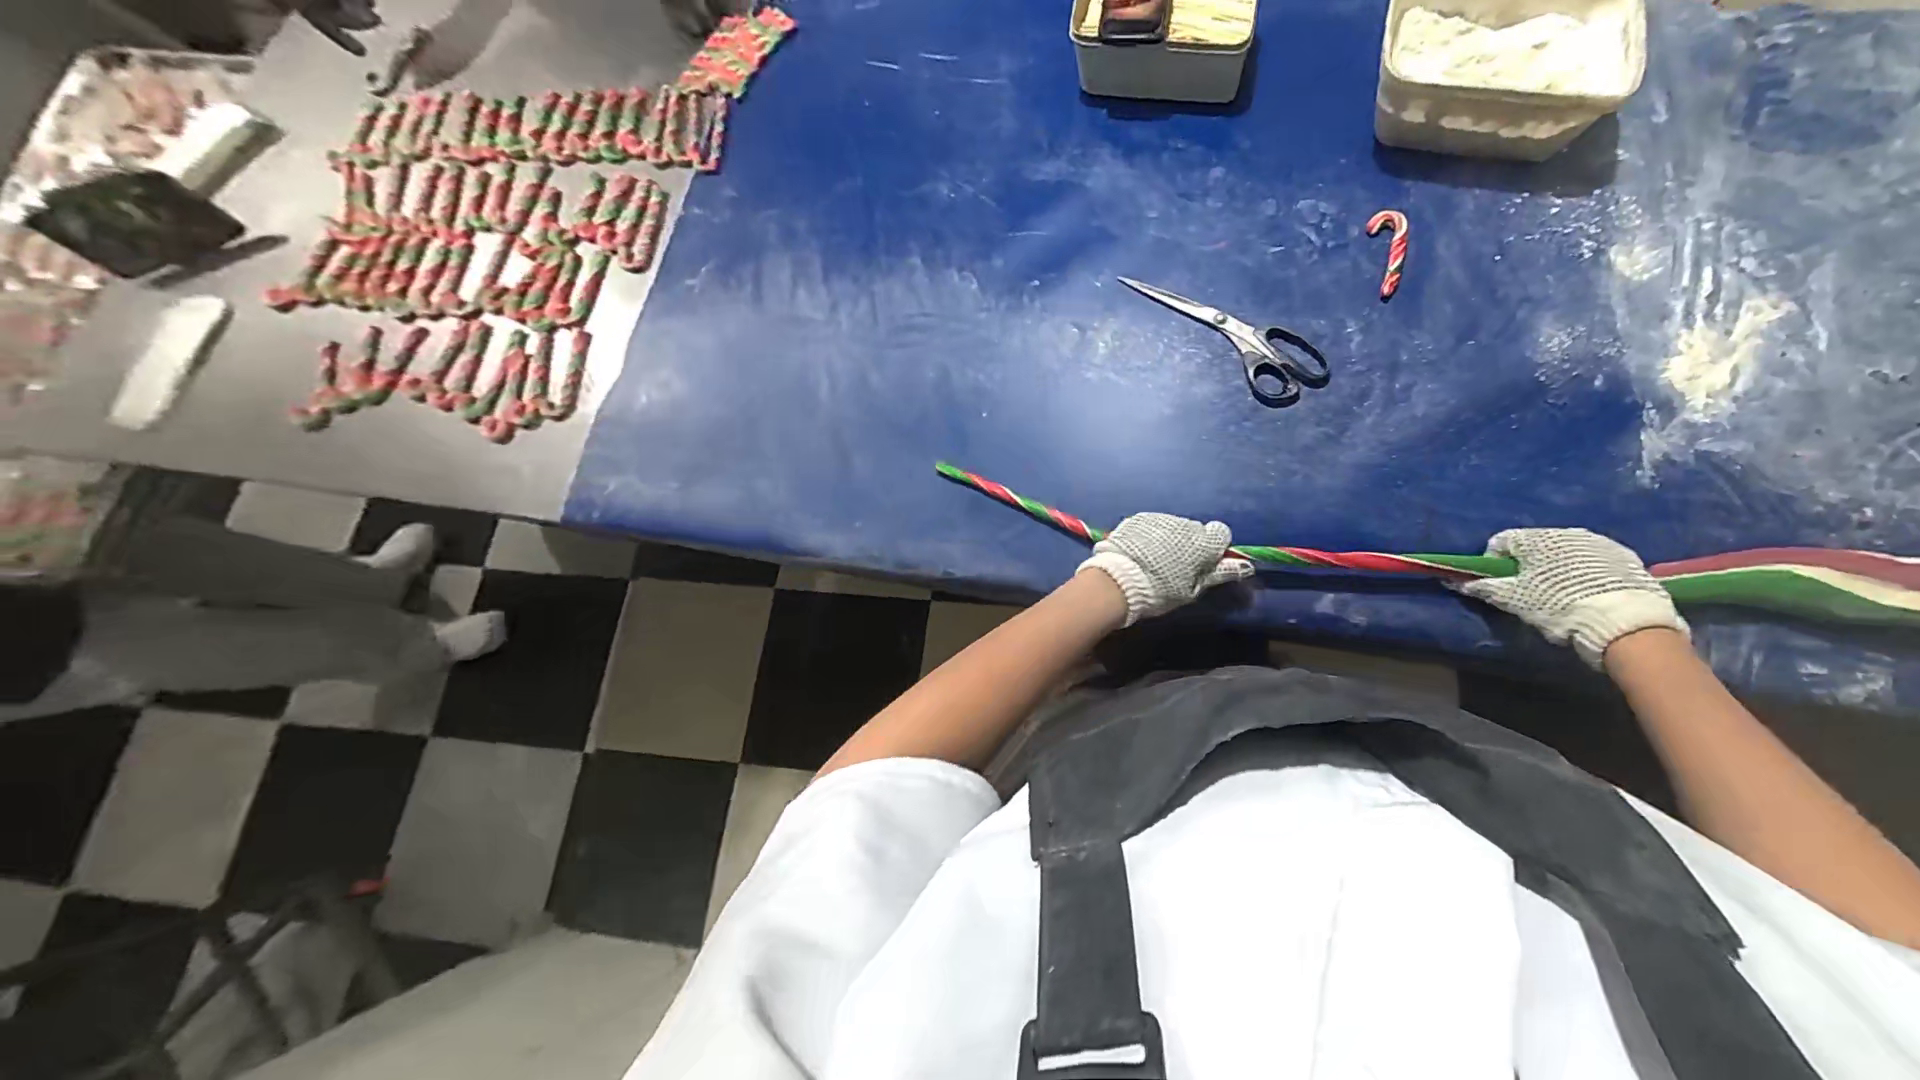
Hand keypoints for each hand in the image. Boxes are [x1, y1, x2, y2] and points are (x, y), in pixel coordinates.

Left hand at [1078, 513, 1253, 626]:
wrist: (1118, 581)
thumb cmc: (1161, 590)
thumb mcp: (1193, 589)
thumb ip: (1219, 574)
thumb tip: (1246, 567)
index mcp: (1203, 542)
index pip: (1221, 534)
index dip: (1213, 548)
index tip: (1203, 562)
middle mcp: (1184, 524)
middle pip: (1195, 530)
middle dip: (1189, 544)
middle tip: (1175, 566)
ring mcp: (1159, 518)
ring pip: (1172, 527)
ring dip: (1168, 538)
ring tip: (1152, 560)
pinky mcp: (1137, 518)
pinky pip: (1151, 525)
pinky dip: (1149, 535)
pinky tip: (1138, 552)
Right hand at [1454, 527, 1685, 667]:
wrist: (1626, 622)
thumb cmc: (1558, 604)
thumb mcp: (1513, 599)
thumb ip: (1483, 587)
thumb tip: (1456, 581)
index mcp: (1536, 538)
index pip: (1501, 542)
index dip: (1494, 562)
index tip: (1498, 583)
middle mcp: (1567, 533)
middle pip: (1535, 546)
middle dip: (1528, 564)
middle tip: (1528, 590)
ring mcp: (1600, 543)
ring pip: (1565, 552)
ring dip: (1557, 567)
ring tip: (1560, 593)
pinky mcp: (1627, 557)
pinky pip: (1593, 560)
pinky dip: (1584, 572)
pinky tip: (1587, 593)